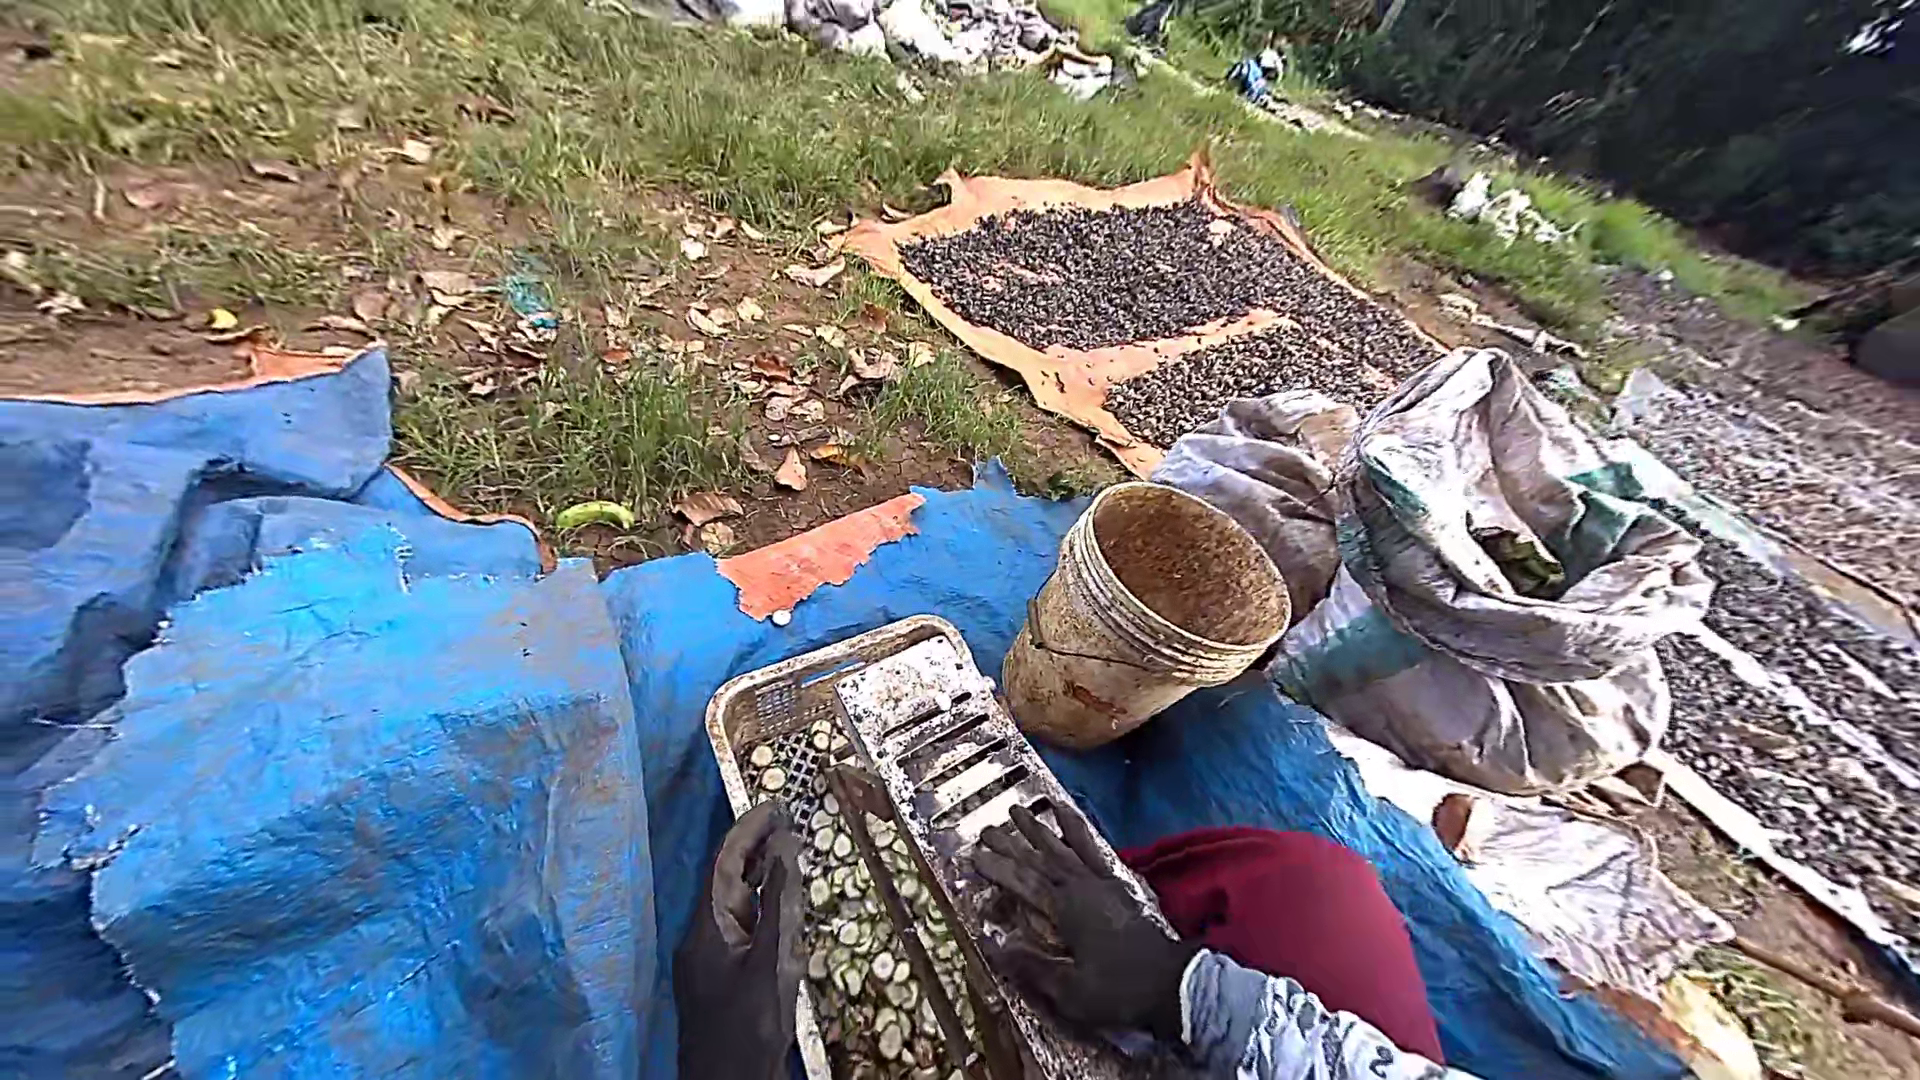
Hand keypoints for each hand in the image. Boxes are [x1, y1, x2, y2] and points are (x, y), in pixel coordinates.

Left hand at [674, 801, 804, 1078]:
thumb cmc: (748, 1027)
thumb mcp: (771, 961)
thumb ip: (779, 900)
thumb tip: (785, 843)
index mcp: (707, 926)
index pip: (725, 862)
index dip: (748, 829)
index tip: (774, 804)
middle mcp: (703, 933)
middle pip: (727, 875)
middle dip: (754, 843)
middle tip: (787, 817)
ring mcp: (711, 952)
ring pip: (735, 896)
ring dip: (760, 868)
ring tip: (788, 842)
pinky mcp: (723, 967)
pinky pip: (742, 919)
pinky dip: (762, 898)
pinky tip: (782, 892)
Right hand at [972, 805, 1197, 1039]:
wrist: (1169, 983)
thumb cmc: (1118, 989)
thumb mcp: (1072, 991)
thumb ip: (1033, 967)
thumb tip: (995, 946)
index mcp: (1065, 909)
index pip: (1023, 883)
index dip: (998, 869)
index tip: (975, 855)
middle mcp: (1077, 885)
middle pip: (1037, 859)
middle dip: (1010, 844)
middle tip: (987, 829)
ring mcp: (1096, 879)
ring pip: (1059, 846)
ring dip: (1037, 828)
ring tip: (1018, 809)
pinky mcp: (1111, 879)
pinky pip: (1089, 846)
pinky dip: (1075, 827)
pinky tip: (1065, 812)